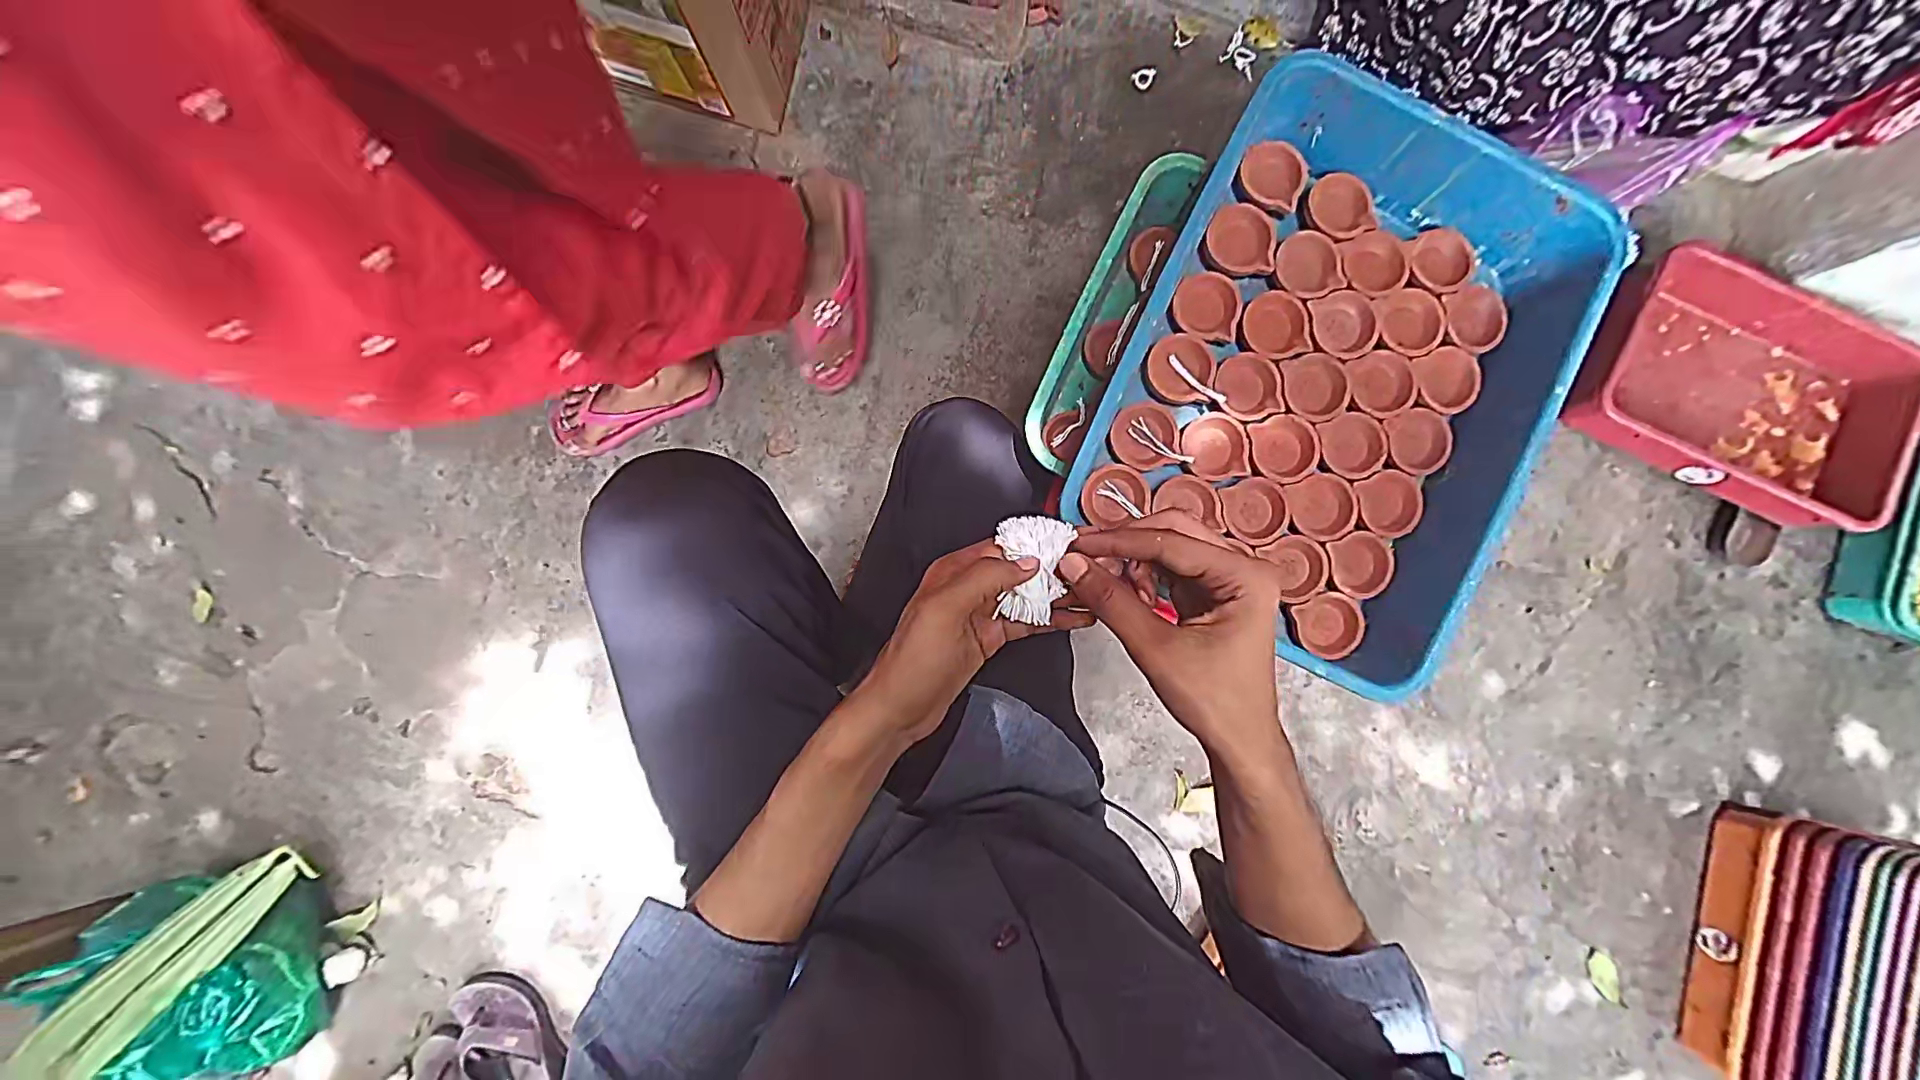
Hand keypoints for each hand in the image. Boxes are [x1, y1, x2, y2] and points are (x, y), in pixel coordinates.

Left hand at [852, 539, 1093, 746]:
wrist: (900, 708)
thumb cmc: (910, 662)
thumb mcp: (945, 609)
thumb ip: (984, 579)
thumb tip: (1023, 562)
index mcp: (953, 572)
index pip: (1002, 548)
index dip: (1035, 545)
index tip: (1066, 545)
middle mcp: (967, 589)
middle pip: (1018, 571)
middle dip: (1053, 569)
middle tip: (1087, 570)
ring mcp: (979, 614)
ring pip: (1026, 596)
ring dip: (1056, 594)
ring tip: (1089, 592)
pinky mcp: (987, 638)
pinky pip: (1025, 622)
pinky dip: (1050, 619)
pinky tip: (1071, 617)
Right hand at [1059, 512, 1282, 755]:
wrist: (1238, 738)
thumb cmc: (1217, 702)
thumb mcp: (1155, 648)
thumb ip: (1112, 601)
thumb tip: (1077, 565)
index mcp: (1246, 576)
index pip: (1171, 541)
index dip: (1119, 542)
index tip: (1081, 545)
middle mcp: (1243, 569)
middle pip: (1173, 532)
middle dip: (1126, 544)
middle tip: (1085, 554)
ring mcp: (1229, 579)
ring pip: (1169, 547)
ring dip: (1133, 561)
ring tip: (1105, 582)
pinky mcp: (1212, 593)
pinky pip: (1170, 568)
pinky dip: (1142, 576)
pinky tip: (1125, 593)